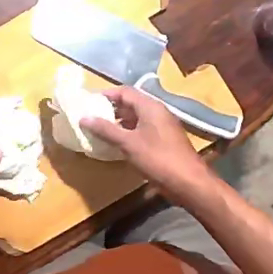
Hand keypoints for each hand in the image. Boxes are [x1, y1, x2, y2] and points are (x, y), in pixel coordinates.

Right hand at [81, 87, 211, 192]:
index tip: (88, 102)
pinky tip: (116, 144)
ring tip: (99, 130)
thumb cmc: (158, 158)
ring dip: (118, 122)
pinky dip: (128, 133)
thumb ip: (105, 130)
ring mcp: (162, 126)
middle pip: (131, 103)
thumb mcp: (128, 143)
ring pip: (136, 118)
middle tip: (91, 116)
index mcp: (150, 106)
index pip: (125, 92)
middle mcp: (157, 112)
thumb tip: (84, 117)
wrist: (189, 182)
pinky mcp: (164, 141)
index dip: (106, 94)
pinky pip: (142, 130)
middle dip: (110, 109)